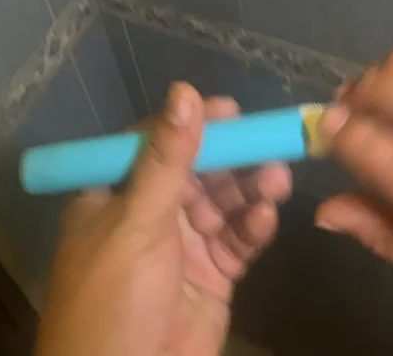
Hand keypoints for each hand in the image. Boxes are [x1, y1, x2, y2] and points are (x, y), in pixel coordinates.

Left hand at [35, 84, 292, 355]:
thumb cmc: (115, 301)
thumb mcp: (137, 224)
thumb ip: (166, 159)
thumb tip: (184, 90)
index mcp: (115, 195)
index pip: (157, 143)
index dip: (194, 124)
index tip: (232, 110)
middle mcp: (149, 213)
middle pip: (200, 169)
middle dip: (235, 157)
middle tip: (270, 146)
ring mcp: (183, 244)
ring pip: (225, 200)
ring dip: (252, 188)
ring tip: (277, 182)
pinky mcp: (212, 275)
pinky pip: (238, 238)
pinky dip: (254, 225)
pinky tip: (266, 219)